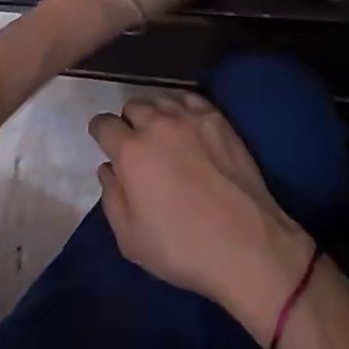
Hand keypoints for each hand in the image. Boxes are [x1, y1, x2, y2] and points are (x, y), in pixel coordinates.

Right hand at [88, 93, 315, 337]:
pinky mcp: (218, 120)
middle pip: (132, 107)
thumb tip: (109, 169)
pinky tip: (185, 123)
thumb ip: (112, 198)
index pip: (104, 124)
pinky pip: (190, 99)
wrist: (247, 245)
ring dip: (154, 113)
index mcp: (131, 151)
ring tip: (161, 133)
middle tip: (136, 145)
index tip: (105, 143)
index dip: (100, 133)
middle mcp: (157, 124)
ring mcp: (190, 118)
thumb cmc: (182, 248)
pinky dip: (181, 106)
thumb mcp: (130, 239)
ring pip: (160, 99)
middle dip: (128, 122)